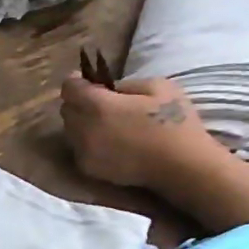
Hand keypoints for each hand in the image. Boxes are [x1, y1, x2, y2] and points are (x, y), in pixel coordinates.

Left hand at [60, 75, 229, 190]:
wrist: (181, 167)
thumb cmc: (174, 123)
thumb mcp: (158, 87)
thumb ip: (126, 83)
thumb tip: (108, 88)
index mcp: (98, 106)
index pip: (69, 88)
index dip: (76, 81)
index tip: (88, 80)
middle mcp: (83, 129)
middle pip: (67, 109)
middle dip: (78, 101)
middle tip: (99, 101)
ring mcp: (83, 151)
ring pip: (70, 130)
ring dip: (82, 122)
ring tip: (105, 123)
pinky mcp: (88, 168)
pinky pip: (78, 149)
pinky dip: (87, 142)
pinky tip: (108, 142)